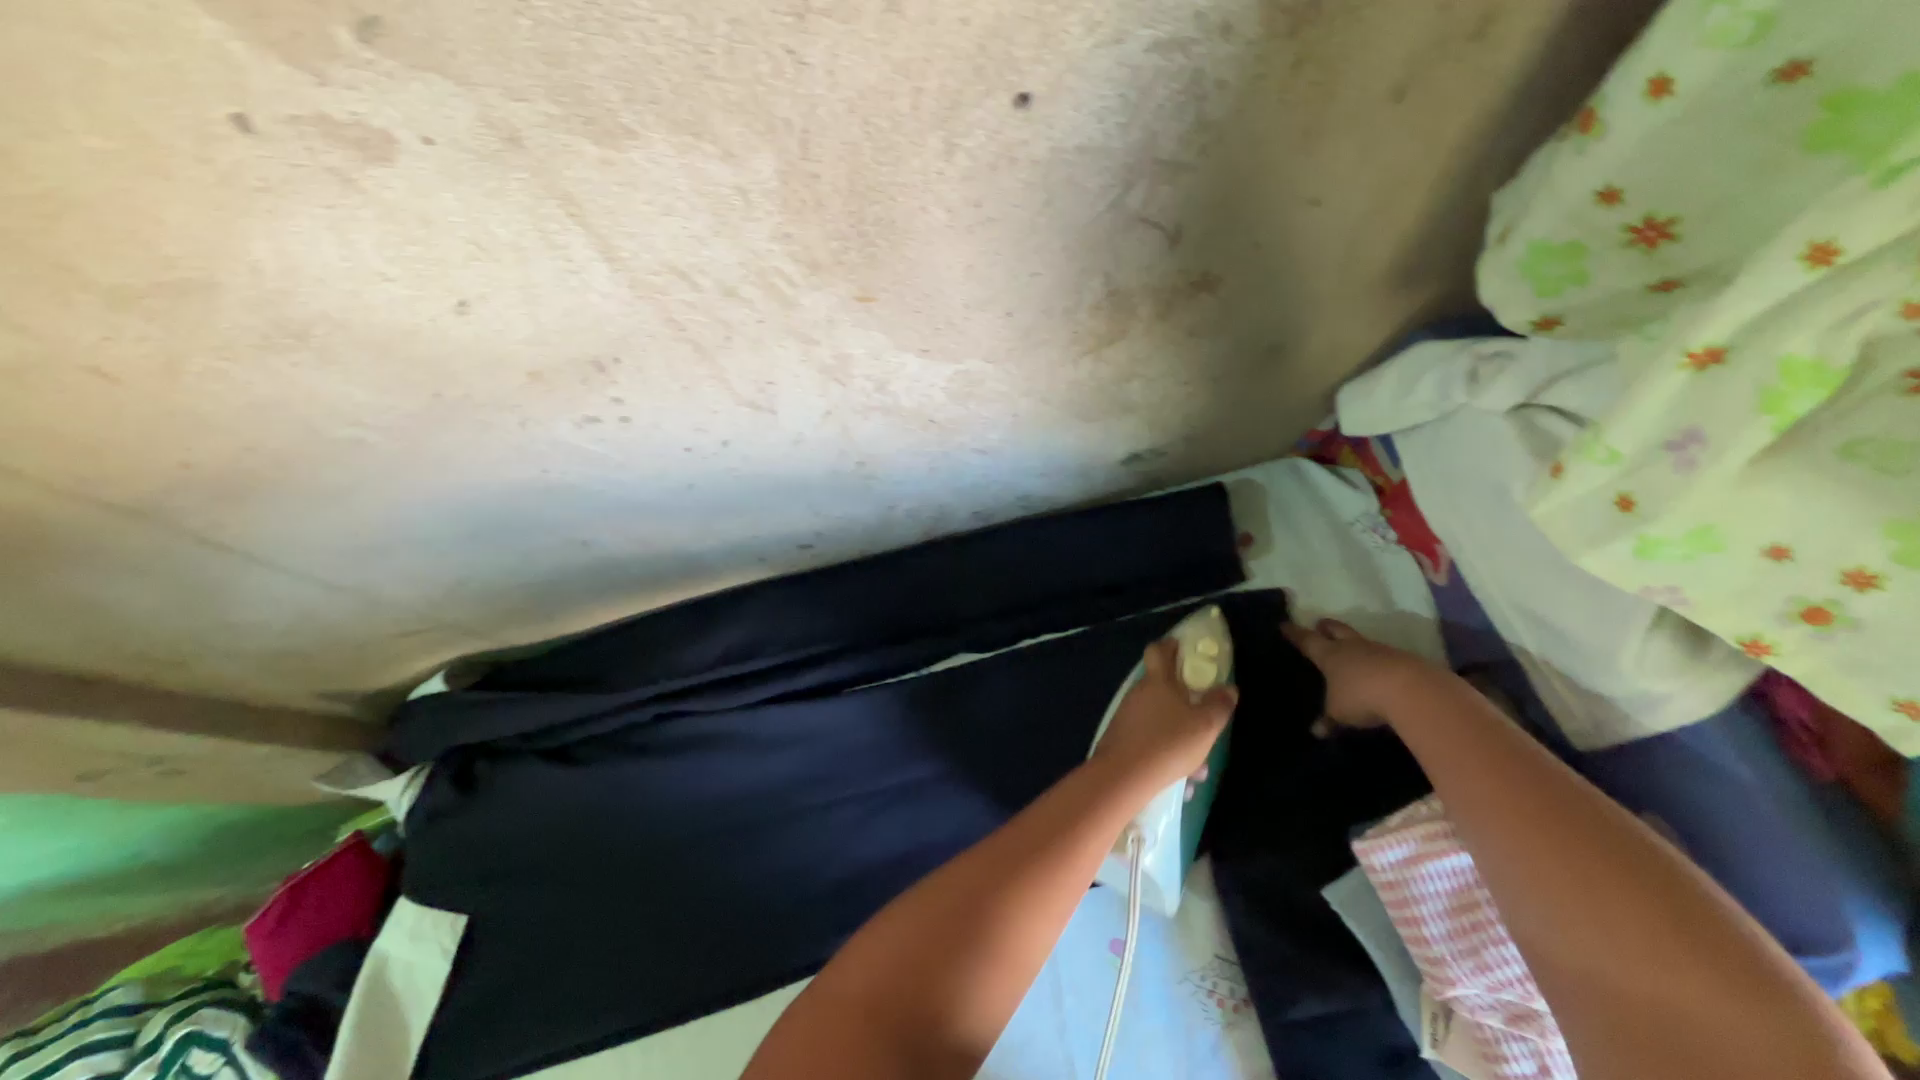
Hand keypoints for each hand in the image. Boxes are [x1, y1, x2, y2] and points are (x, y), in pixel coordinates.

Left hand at [1092, 639, 1236, 792]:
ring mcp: (1126, 717)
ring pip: (1160, 721)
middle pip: (1162, 689)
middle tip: (1203, 718)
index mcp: (1158, 682)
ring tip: (1198, 769)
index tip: (1182, 647)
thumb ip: (1218, 705)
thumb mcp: (1205, 725)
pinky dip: (1166, 755)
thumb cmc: (1168, 743)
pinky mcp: (1120, 740)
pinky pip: (1150, 741)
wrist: (1123, 777)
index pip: (1158, 651)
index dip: (1170, 645)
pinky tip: (1181, 781)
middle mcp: (1138, 694)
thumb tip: (1228, 688)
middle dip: (1184, 704)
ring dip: (1180, 738)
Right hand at [1281, 618, 1435, 734]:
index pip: (1307, 640)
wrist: (1412, 690)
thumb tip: (1317, 731)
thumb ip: (1328, 720)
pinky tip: (1378, 671)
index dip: (1295, 633)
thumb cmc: (1361, 697)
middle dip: (1327, 627)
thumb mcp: (1339, 713)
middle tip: (1320, 624)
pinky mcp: (1402, 660)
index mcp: (1330, 655)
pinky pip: (1384, 656)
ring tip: (1350, 650)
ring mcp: (1380, 651)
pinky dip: (1377, 660)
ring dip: (1354, 644)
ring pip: (1361, 641)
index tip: (1285, 625)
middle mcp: (1353, 648)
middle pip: (1337, 630)